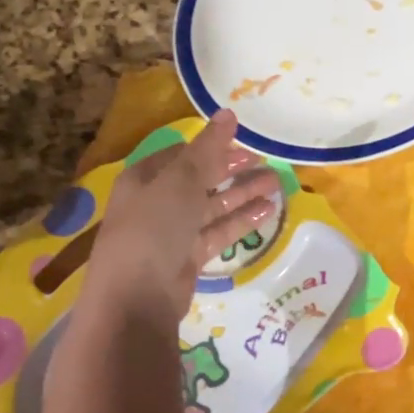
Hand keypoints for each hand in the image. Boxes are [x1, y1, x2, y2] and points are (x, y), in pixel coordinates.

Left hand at [83, 110, 280, 322]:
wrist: (135, 300)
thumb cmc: (153, 229)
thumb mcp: (181, 181)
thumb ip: (208, 148)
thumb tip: (229, 112)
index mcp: (145, 179)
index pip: (181, 154)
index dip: (211, 145)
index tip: (244, 139)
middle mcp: (156, 203)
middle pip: (200, 179)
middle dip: (232, 169)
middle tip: (267, 159)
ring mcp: (172, 233)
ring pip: (214, 206)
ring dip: (244, 194)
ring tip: (278, 182)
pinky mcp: (188, 258)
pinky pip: (219, 232)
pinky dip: (242, 221)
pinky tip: (269, 211)